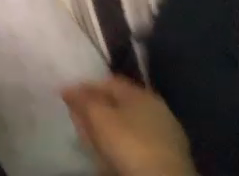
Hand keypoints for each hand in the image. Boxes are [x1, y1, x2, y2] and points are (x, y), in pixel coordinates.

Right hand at [63, 76, 195, 175]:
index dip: (85, 87)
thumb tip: (68, 89)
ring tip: (92, 135)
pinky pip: (139, 141)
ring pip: (130, 123)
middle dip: (98, 107)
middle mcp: (157, 108)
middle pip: (120, 103)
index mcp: (142, 93)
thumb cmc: (129, 142)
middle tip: (78, 115)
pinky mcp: (170, 156)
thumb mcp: (97, 116)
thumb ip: (81, 99)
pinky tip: (113, 149)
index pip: (108, 82)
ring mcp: (167, 133)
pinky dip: (124, 141)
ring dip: (111, 126)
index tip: (69, 96)